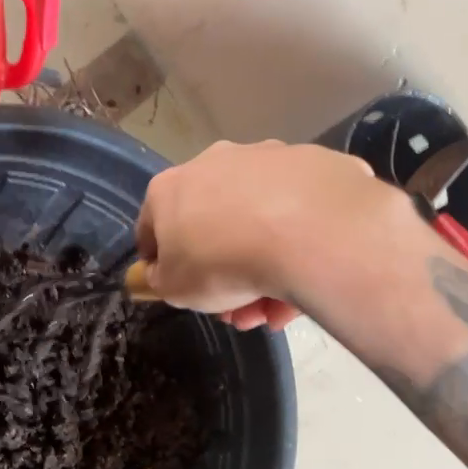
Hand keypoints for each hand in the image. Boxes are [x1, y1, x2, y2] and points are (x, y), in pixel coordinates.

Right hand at [136, 140, 436, 329]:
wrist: (308, 233)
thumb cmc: (219, 262)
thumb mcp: (171, 289)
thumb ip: (159, 280)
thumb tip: (161, 272)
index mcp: (170, 188)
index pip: (151, 225)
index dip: (157, 262)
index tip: (173, 287)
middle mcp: (216, 161)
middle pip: (209, 223)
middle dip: (217, 271)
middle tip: (231, 309)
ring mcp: (270, 159)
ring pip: (255, 221)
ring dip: (257, 266)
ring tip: (271, 310)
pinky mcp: (316, 164)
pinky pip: (295, 215)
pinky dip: (294, 247)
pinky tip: (301, 284)